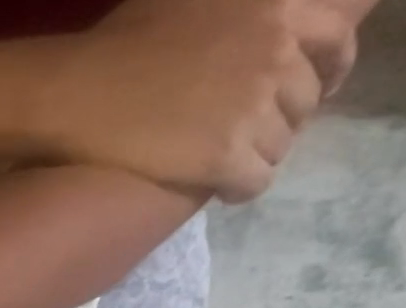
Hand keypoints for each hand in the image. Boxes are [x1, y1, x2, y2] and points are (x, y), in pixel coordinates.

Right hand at [37, 0, 370, 200]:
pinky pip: (254, 182)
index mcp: (275, 10)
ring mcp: (251, 109)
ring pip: (279, 146)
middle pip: (303, 102)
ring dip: (256, 157)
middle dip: (281, 121)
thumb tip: (250, 17)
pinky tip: (220, 191)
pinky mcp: (223, 158)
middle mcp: (275, 56)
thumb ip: (234, 8)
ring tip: (223, 167)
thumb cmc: (112, 44)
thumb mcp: (187, 1)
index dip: (332, 68)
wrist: (70, 95)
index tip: (321, 87)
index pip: (335, 39)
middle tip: (248, 136)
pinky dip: (241, 189)